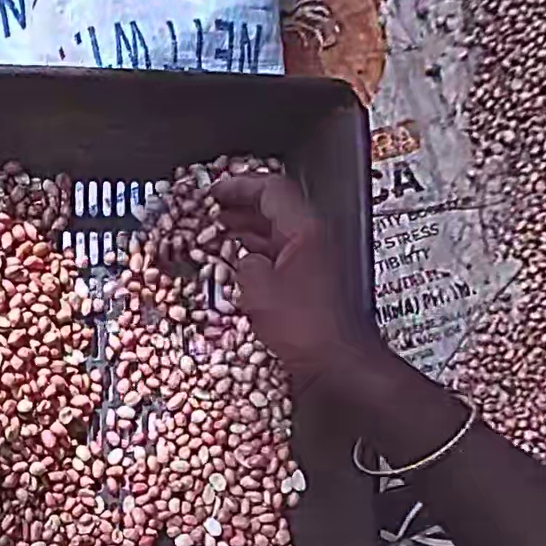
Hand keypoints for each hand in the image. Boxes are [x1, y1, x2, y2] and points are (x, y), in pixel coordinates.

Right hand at [210, 174, 391, 403]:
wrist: (335, 358)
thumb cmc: (300, 325)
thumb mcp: (259, 290)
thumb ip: (245, 265)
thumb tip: (244, 261)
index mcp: (304, 230)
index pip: (271, 190)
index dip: (238, 187)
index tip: (213, 191)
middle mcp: (312, 238)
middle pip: (274, 208)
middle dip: (239, 207)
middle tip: (210, 211)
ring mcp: (313, 259)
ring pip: (275, 233)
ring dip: (246, 230)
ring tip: (216, 234)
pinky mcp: (309, 281)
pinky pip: (278, 256)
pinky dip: (255, 254)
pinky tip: (237, 264)